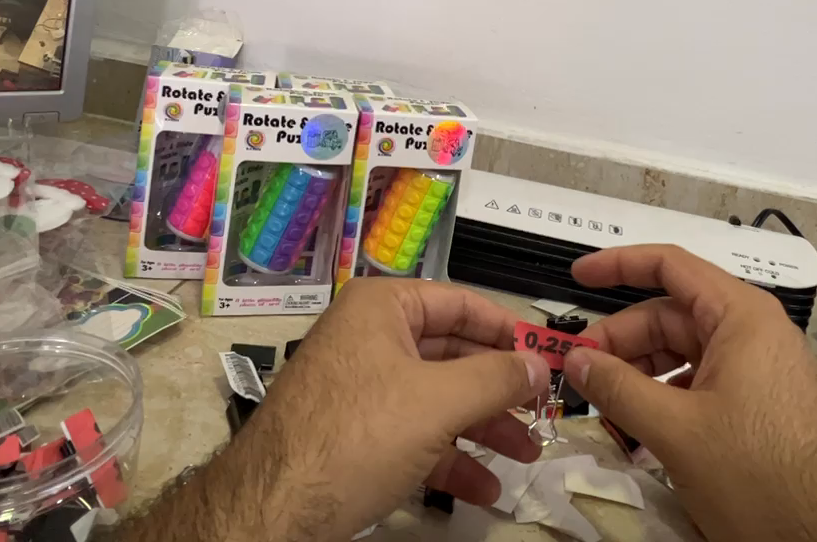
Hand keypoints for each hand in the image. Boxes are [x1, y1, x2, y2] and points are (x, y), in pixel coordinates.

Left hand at [126, 278, 548, 541]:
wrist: (270, 512)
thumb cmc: (358, 435)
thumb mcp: (437, 402)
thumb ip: (495, 379)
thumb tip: (541, 364)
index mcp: (384, 307)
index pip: (460, 303)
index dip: (507, 329)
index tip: (546, 356)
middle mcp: (372, 336)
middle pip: (452, 353)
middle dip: (498, 388)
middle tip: (542, 411)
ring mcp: (361, 386)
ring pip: (437, 397)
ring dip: (482, 426)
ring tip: (526, 453)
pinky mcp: (355, 432)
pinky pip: (414, 432)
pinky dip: (449, 456)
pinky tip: (483, 487)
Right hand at [565, 245, 816, 541]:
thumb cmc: (760, 476)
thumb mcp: (677, 431)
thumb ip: (618, 388)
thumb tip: (572, 359)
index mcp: (738, 314)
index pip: (668, 264)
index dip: (617, 264)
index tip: (576, 276)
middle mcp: (752, 329)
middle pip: (670, 314)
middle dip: (622, 339)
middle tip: (579, 370)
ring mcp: (761, 368)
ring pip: (685, 351)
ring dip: (641, 371)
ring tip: (607, 403)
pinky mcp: (764, 404)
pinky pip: (704, 381)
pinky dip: (668, 395)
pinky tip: (645, 426)